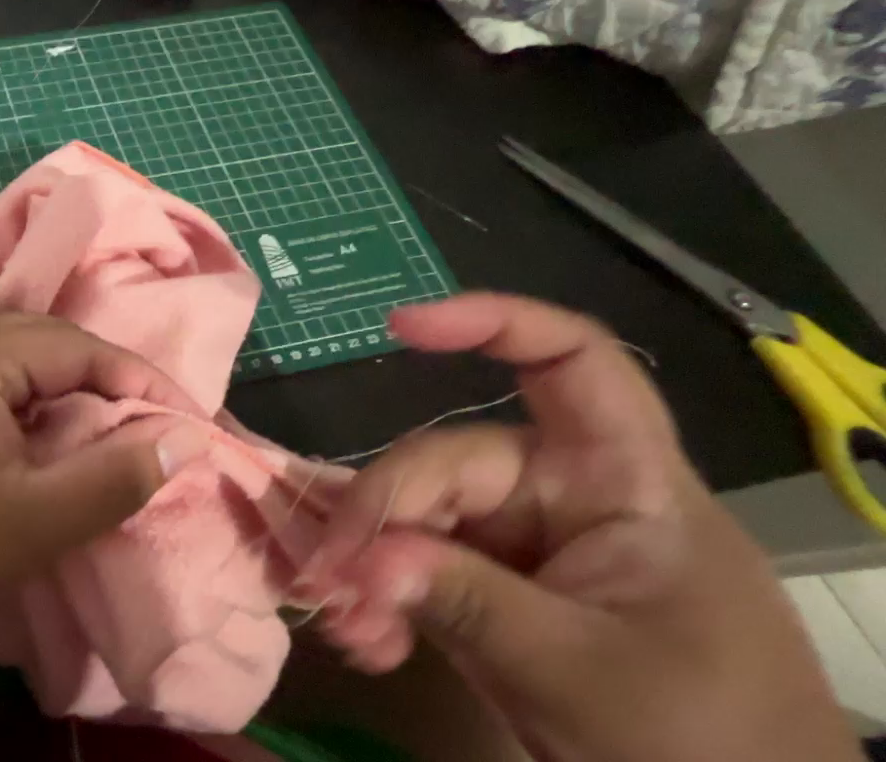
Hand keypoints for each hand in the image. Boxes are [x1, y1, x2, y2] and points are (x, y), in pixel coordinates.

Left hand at [0, 314, 209, 632]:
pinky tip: (45, 431)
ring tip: (108, 429)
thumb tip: (184, 438)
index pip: (78, 347)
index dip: (140, 381)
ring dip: (67, 385)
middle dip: (106, 378)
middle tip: (151, 426)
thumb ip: (118, 476)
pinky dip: (29, 394)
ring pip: (18, 353)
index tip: (186, 422)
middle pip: (48, 339)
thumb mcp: (42, 519)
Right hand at [298, 294, 858, 761]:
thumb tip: (354, 560)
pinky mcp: (488, 583)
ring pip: (417, 517)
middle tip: (332, 579)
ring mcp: (518, 540)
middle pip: (450, 462)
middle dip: (384, 515)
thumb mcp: (583, 675)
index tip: (399, 327)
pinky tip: (368, 642)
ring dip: (371, 569)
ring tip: (349, 628)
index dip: (492, 322)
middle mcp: (561, 492)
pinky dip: (383, 598)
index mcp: (621, 481)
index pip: (573, 362)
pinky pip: (415, 566)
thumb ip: (463, 604)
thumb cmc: (709, 744)